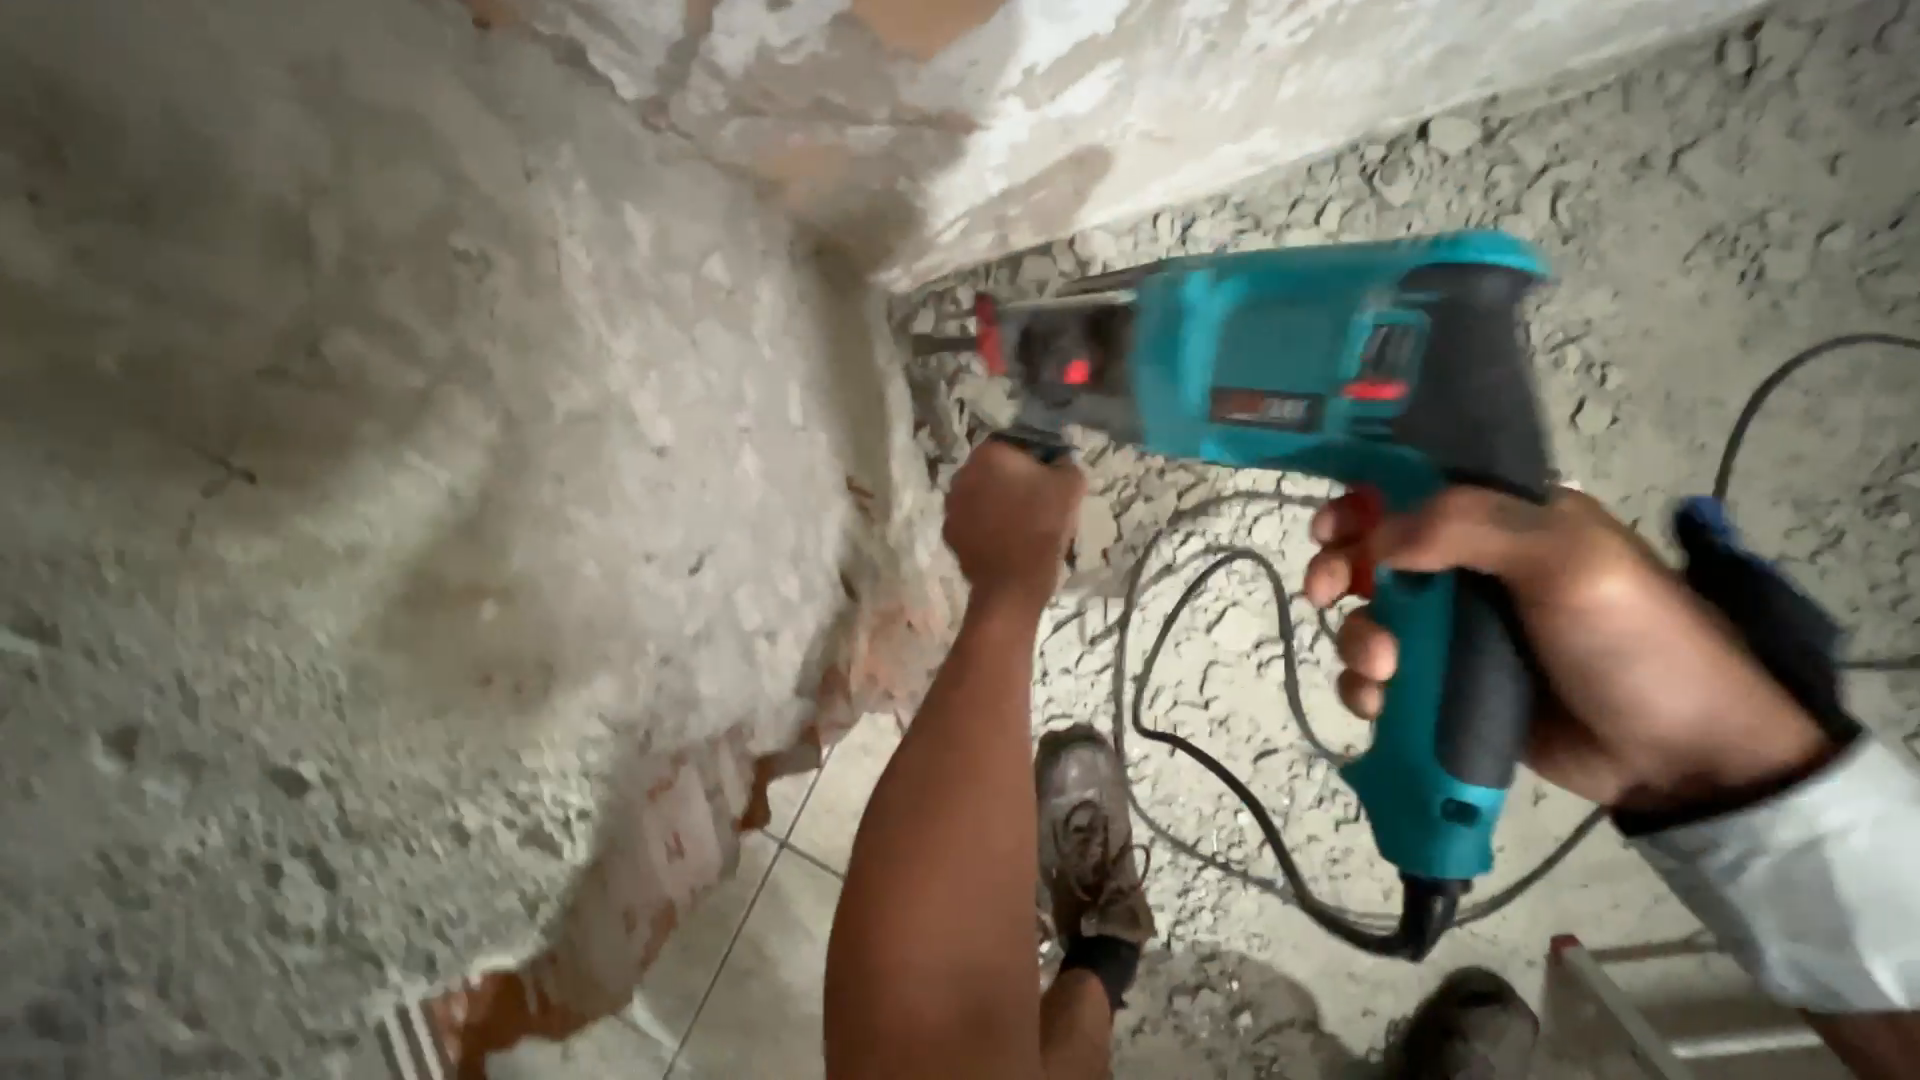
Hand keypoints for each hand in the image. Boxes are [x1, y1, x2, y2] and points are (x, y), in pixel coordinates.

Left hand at [944, 440, 1084, 611]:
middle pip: (993, 469)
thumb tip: (1059, 460)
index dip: (1035, 458)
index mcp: (989, 454)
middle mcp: (962, 474)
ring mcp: (952, 505)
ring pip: (981, 494)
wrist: (1013, 582)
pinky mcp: (950, 533)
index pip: (1015, 444)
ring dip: (997, 501)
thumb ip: (1066, 462)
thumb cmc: (1042, 526)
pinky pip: (973, 520)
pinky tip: (1005, 539)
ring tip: (1021, 522)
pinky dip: (986, 525)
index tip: (1050, 477)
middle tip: (1038, 500)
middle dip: (1013, 479)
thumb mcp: (1070, 486)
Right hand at [1304, 486, 1835, 812]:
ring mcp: (1454, 632)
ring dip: (1356, 639)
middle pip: (1373, 555)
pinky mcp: (1444, 686)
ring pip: (1368, 618)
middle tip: (1324, 594)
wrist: (1682, 758)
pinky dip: (1364, 686)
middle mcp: (1469, 570)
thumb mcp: (1569, 561)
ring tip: (1384, 669)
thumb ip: (1469, 528)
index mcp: (1503, 522)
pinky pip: (1379, 676)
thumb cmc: (1634, 642)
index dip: (1361, 503)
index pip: (1413, 493)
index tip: (1329, 531)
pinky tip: (1378, 702)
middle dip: (1337, 571)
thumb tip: (1372, 540)